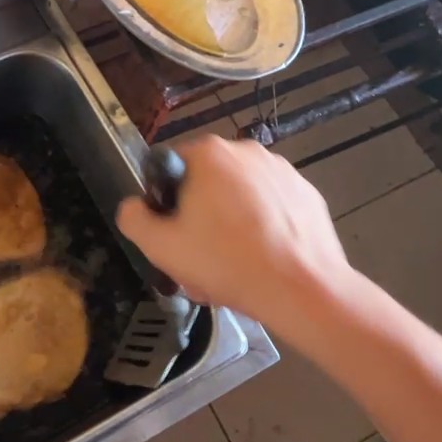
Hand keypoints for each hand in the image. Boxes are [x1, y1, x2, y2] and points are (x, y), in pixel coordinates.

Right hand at [117, 135, 359, 331]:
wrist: (303, 290)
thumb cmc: (228, 263)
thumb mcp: (161, 247)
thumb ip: (134, 218)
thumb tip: (134, 207)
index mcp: (209, 154)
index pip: (171, 169)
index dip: (167, 204)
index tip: (175, 235)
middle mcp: (246, 151)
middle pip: (206, 184)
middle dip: (199, 219)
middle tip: (201, 259)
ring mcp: (282, 171)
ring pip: (240, 196)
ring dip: (230, 225)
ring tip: (233, 266)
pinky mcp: (307, 194)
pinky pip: (272, 207)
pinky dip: (263, 228)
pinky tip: (263, 260)